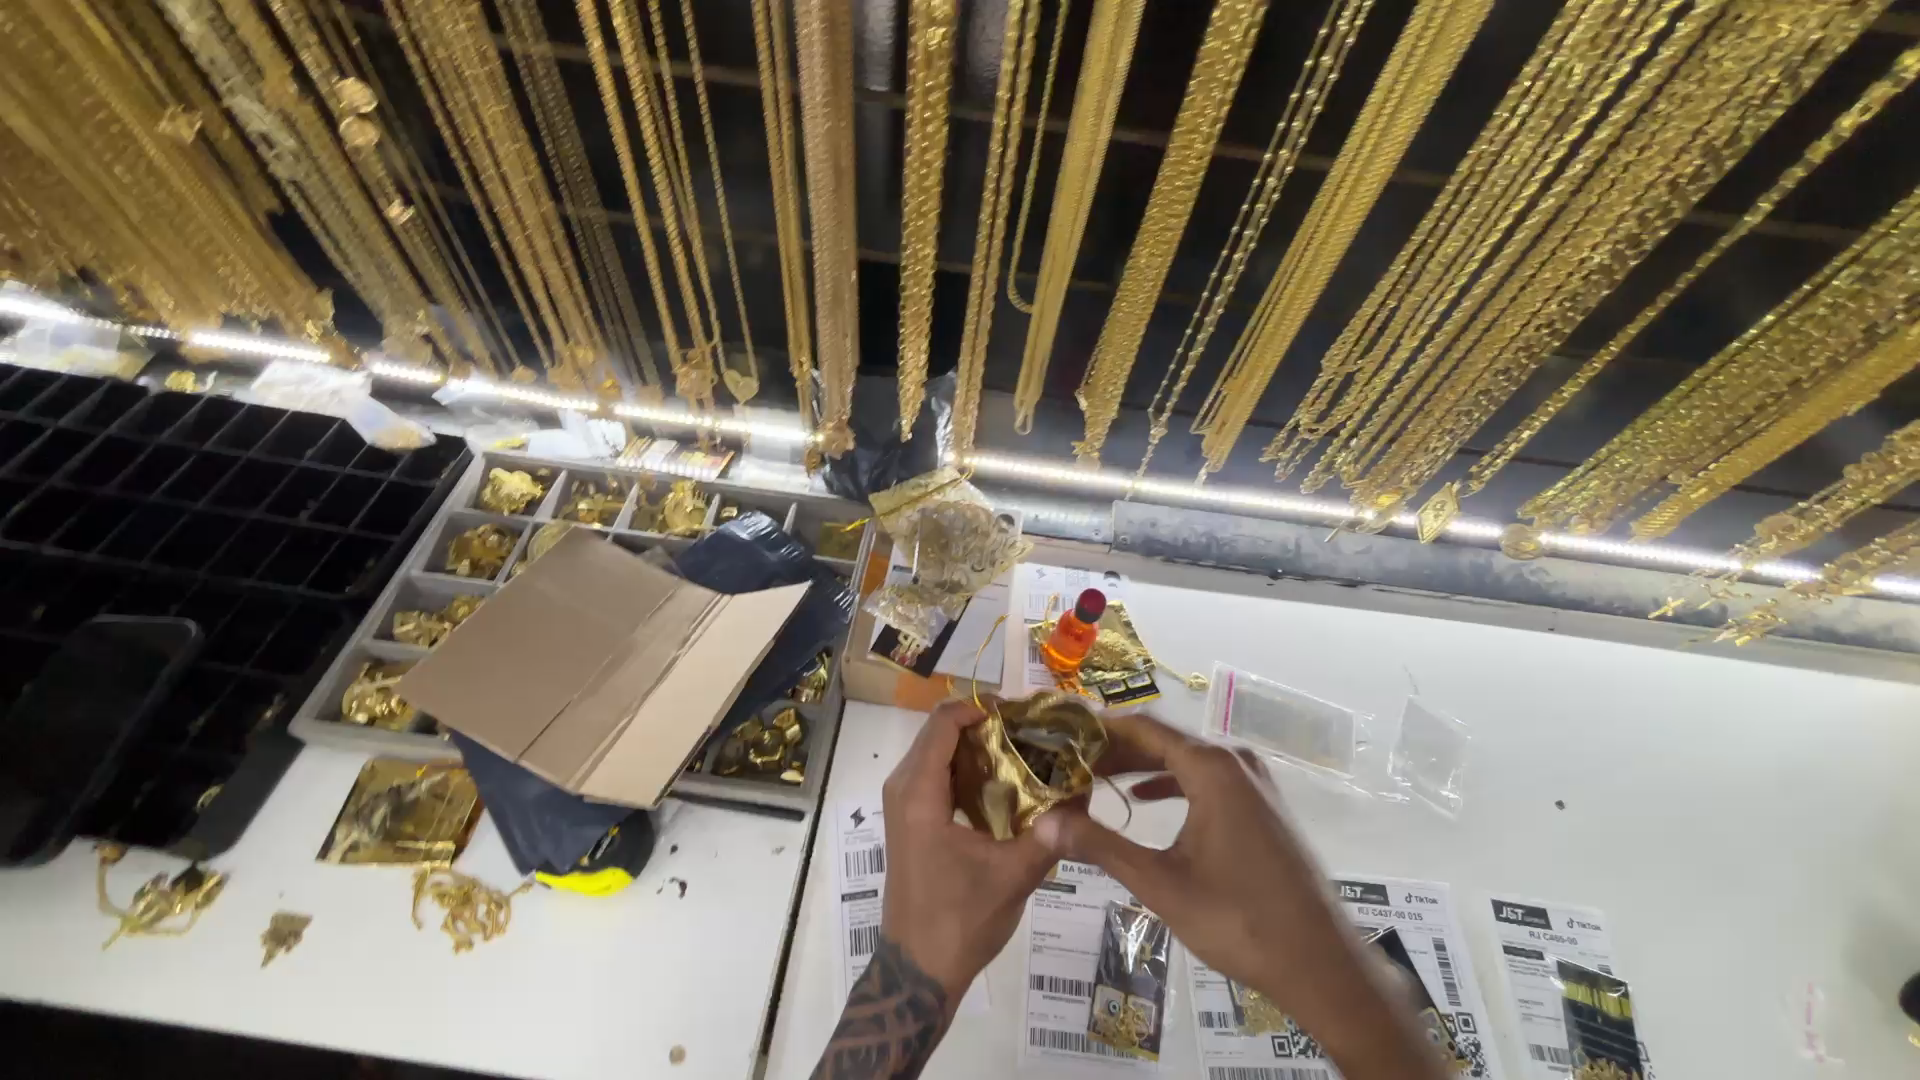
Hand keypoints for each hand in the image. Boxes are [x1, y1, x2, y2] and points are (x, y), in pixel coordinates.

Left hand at [879, 699, 1055, 1009]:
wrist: (918, 968)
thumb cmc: (959, 921)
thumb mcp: (1013, 877)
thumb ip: (1050, 833)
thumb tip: (1085, 792)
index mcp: (919, 793)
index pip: (944, 723)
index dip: (982, 708)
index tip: (1024, 716)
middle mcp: (903, 787)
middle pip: (940, 731)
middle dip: (985, 724)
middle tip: (1032, 734)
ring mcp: (902, 802)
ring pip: (938, 750)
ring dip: (977, 745)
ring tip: (1024, 754)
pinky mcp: (910, 817)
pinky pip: (935, 773)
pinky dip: (966, 767)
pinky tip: (1004, 784)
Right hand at [1033, 713, 1445, 1079]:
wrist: (1322, 964)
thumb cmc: (1239, 920)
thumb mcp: (1160, 883)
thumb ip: (1101, 846)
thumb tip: (1045, 823)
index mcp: (1212, 768)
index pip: (1144, 727)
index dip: (1100, 727)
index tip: (1062, 730)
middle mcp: (1235, 762)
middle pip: (1164, 740)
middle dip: (1115, 750)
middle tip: (1069, 760)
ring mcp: (1255, 783)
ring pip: (1186, 760)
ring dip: (1142, 767)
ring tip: (1097, 778)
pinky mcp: (1263, 806)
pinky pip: (1208, 779)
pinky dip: (1172, 784)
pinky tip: (1144, 802)